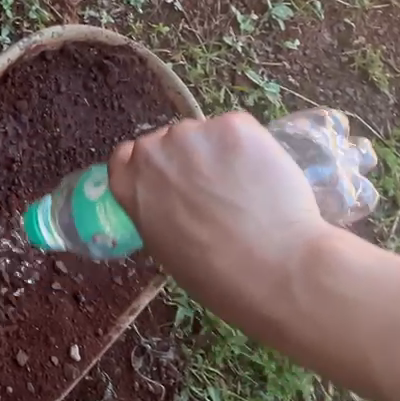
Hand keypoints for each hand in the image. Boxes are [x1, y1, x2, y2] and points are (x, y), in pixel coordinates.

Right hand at [106, 112, 333, 331]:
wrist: (271, 271)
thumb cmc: (214, 275)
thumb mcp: (162, 244)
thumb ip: (155, 207)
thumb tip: (174, 197)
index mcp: (128, 181)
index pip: (129, 154)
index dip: (156, 165)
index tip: (175, 179)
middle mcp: (151, 150)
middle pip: (170, 140)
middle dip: (191, 157)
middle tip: (219, 188)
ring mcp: (191, 133)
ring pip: (207, 134)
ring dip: (222, 152)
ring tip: (248, 188)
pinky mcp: (233, 125)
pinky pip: (240, 130)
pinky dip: (253, 148)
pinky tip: (265, 178)